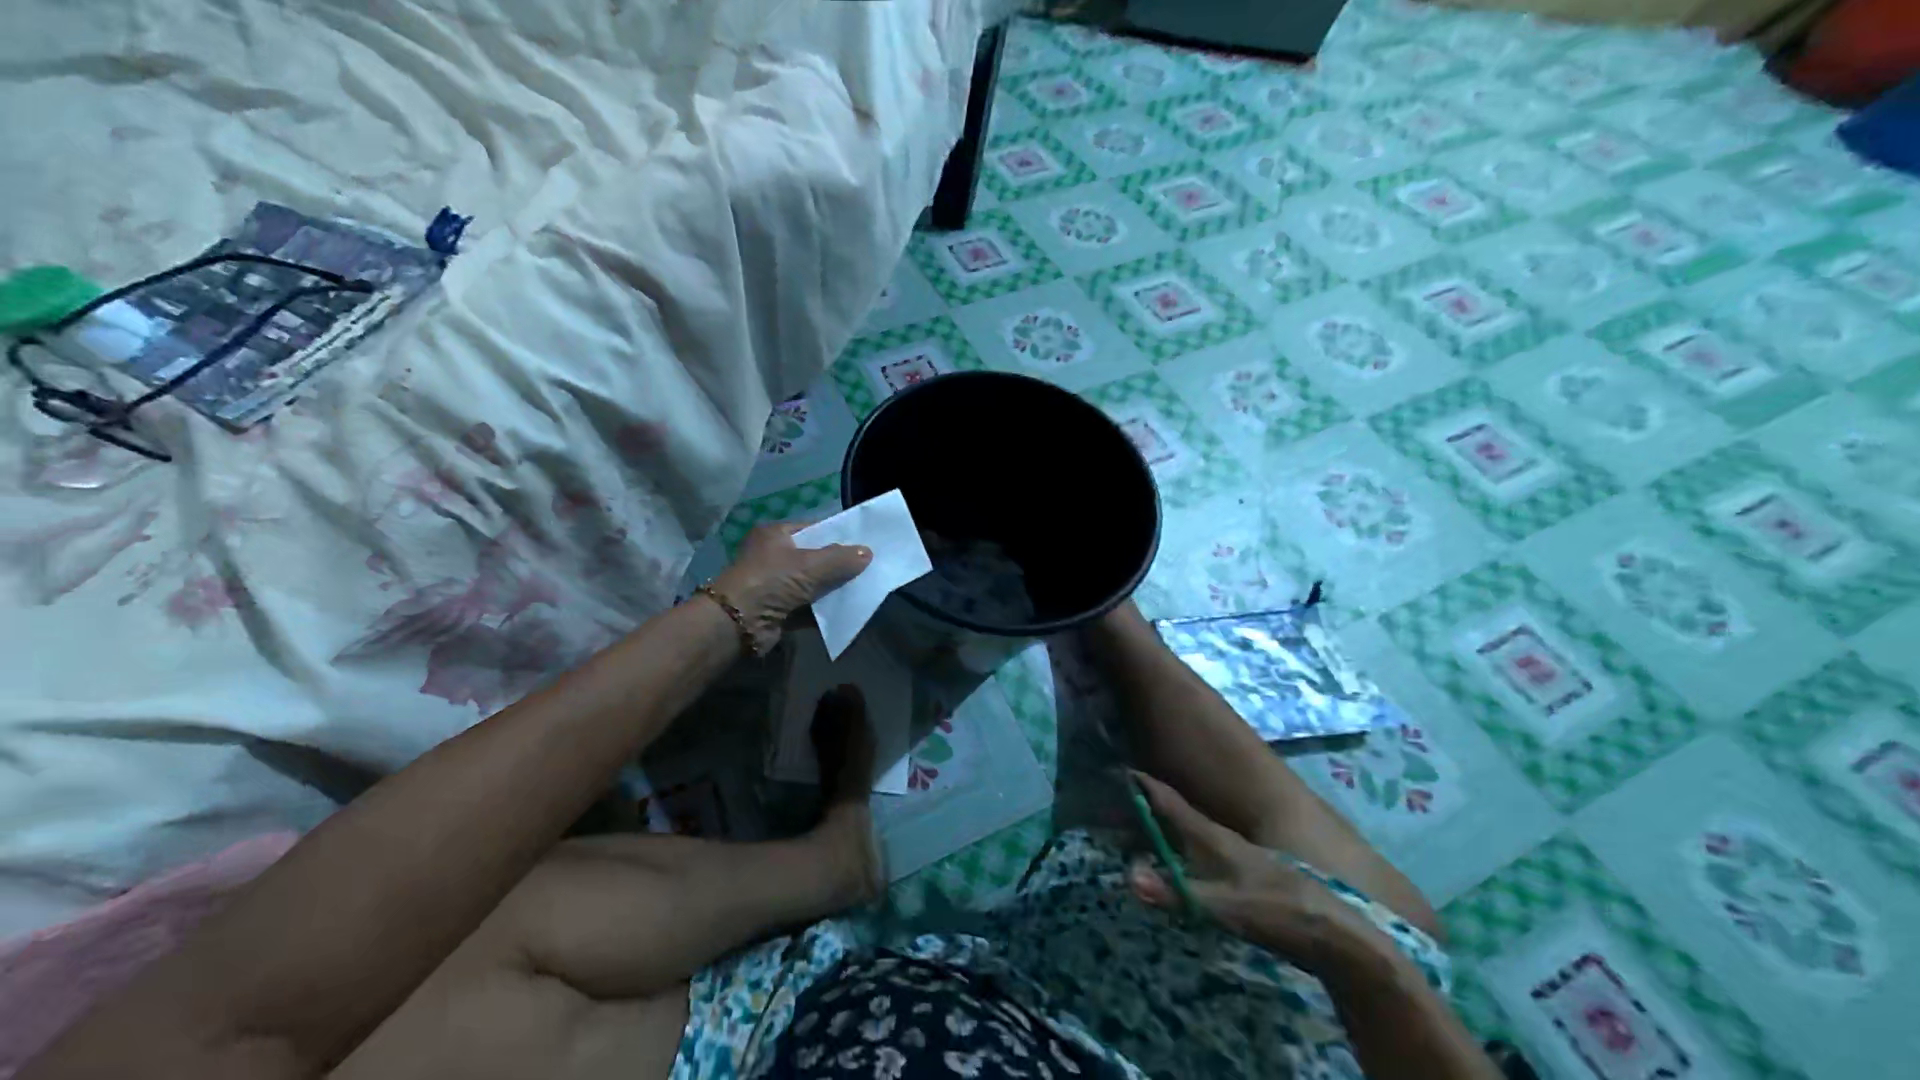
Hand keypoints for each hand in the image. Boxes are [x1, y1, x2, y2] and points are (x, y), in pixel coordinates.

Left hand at [709, 523, 871, 653]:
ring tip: (862, 590)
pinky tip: (845, 611)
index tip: (862, 545)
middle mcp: (772, 556)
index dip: (837, 536)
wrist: (737, 623)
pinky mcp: (777, 610)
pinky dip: (822, 610)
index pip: (813, 530)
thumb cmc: (772, 581)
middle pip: (813, 558)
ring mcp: (774, 584)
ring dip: (832, 590)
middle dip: (838, 565)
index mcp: (775, 535)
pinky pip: (807, 607)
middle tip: (866, 569)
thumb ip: (841, 559)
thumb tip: (868, 553)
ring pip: (811, 584)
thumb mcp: (811, 565)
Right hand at [1128, 772, 1391, 973]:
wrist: (1344, 935)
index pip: (1174, 805)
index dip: (1148, 788)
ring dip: (1174, 828)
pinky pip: (1211, 856)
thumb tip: (1128, 876)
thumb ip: (1176, 893)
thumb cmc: (1281, 911)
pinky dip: (1190, 852)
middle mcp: (1228, 843)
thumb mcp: (1225, 906)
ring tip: (1150, 828)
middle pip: (1185, 816)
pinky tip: (1189, 865)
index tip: (1124, 769)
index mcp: (1217, 840)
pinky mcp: (1258, 880)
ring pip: (1200, 836)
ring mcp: (1246, 860)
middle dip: (1156, 805)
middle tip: (1127, 798)